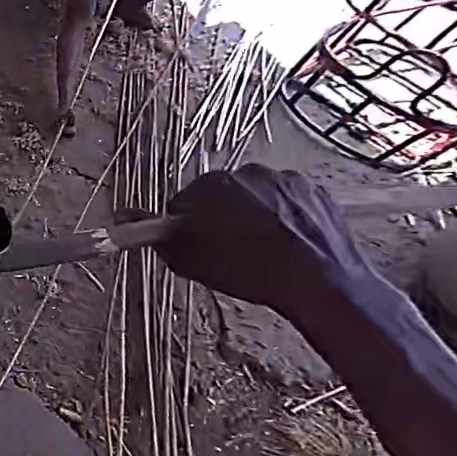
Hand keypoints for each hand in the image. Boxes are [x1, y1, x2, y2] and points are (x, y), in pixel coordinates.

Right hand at [156, 165, 379, 320]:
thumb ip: (157, 236)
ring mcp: (282, 180)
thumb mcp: (188, 261)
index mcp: (207, 185)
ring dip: (252, 213)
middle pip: (220, 194)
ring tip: (262, 246)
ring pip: (254, 195)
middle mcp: (243, 173)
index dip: (187, 225)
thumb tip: (135, 220)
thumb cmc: (251, 269)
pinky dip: (283, 215)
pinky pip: (287, 199)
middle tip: (229, 247)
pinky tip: (286, 241)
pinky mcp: (313, 190)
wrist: (321, 282)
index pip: (183, 201)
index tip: (198, 243)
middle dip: (221, 215)